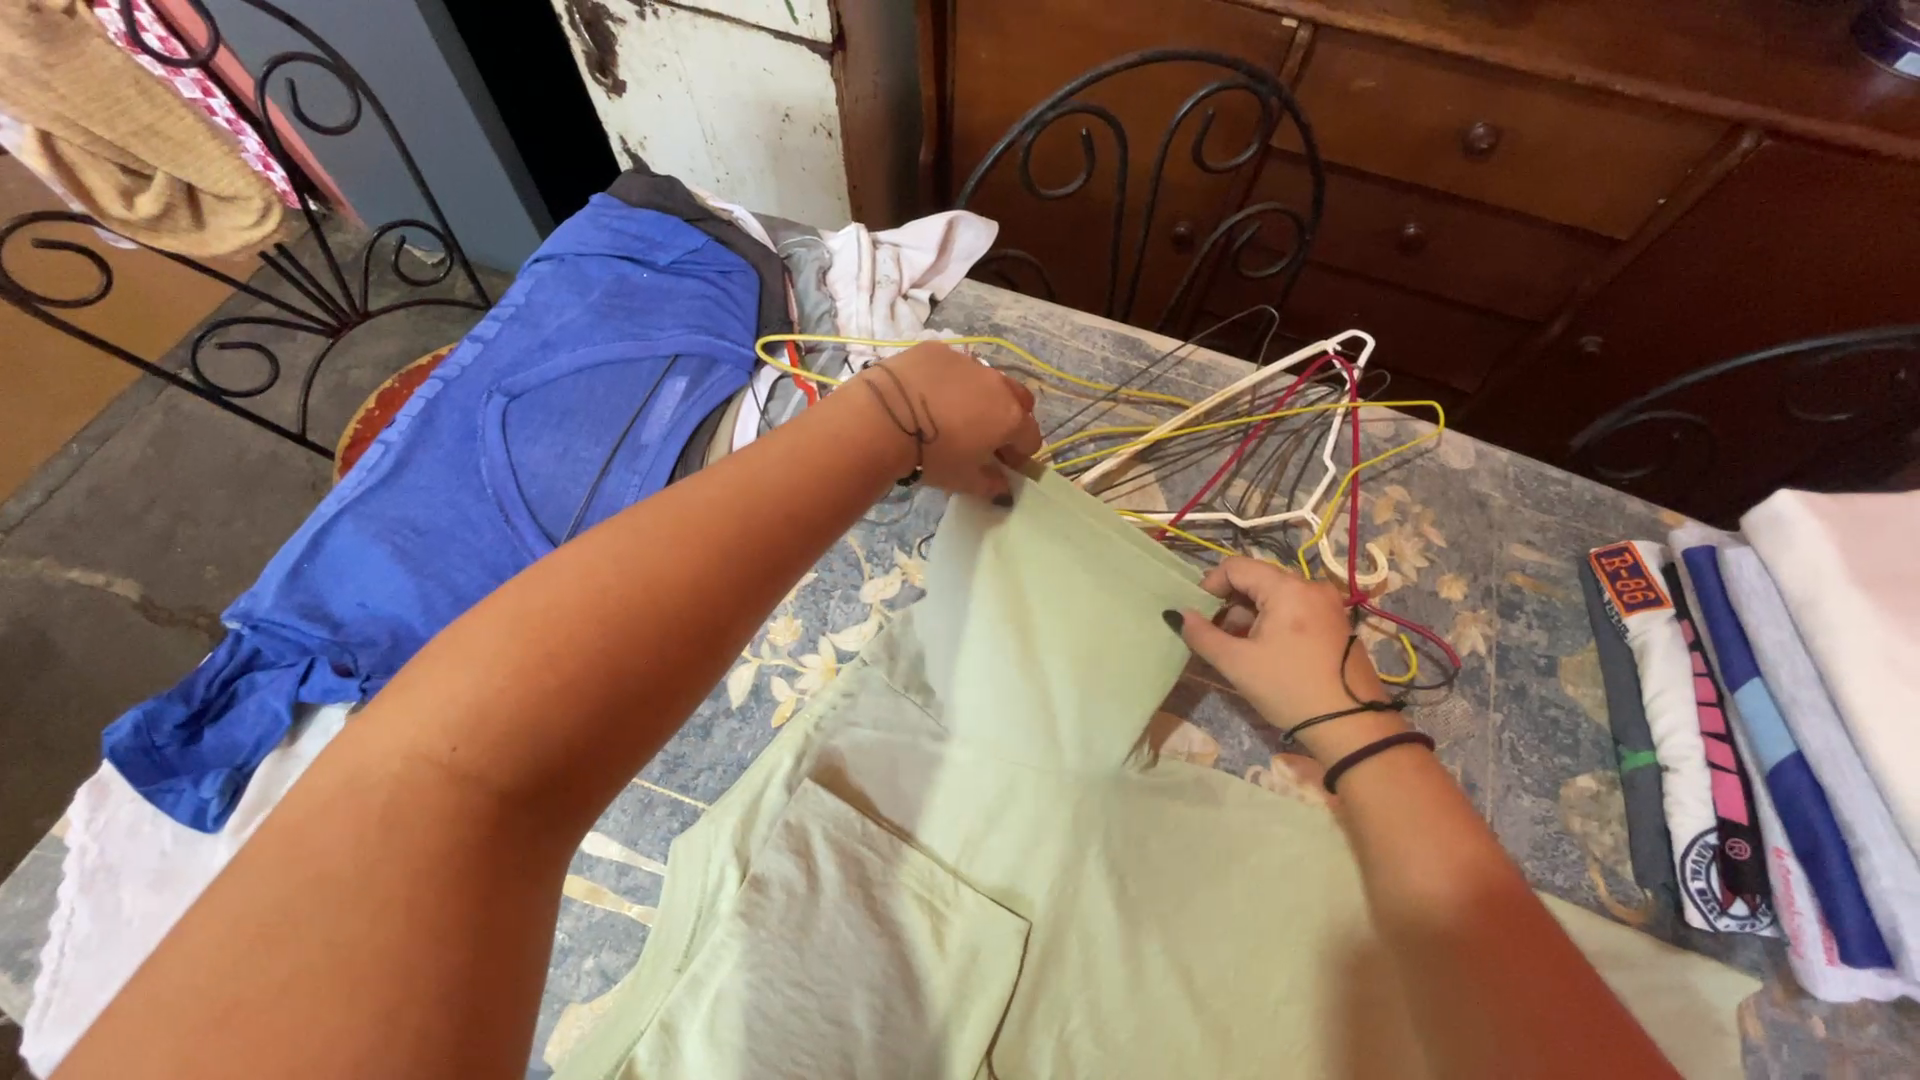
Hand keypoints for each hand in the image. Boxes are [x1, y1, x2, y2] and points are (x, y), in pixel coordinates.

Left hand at [848, 342, 1042, 499]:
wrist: (883, 418)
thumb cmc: (931, 456)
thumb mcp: (963, 480)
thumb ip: (991, 485)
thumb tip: (1004, 489)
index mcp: (1010, 417)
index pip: (1030, 438)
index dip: (1020, 455)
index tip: (1004, 465)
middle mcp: (997, 384)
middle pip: (1018, 400)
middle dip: (1010, 418)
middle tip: (986, 436)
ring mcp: (968, 362)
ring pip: (986, 379)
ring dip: (980, 396)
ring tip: (952, 414)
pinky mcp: (938, 349)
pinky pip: (953, 366)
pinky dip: (948, 380)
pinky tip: (926, 395)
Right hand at [1168, 557, 1404, 761]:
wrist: (1352, 727)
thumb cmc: (1289, 689)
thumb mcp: (1237, 664)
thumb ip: (1202, 634)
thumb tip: (1178, 614)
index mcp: (1287, 588)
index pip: (1236, 567)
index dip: (1210, 585)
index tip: (1197, 614)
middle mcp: (1310, 587)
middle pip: (1256, 579)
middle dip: (1229, 603)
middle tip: (1214, 634)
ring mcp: (1327, 604)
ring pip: (1274, 596)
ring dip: (1249, 615)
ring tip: (1237, 648)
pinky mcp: (1335, 623)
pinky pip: (1293, 609)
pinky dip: (1272, 622)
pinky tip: (1264, 651)